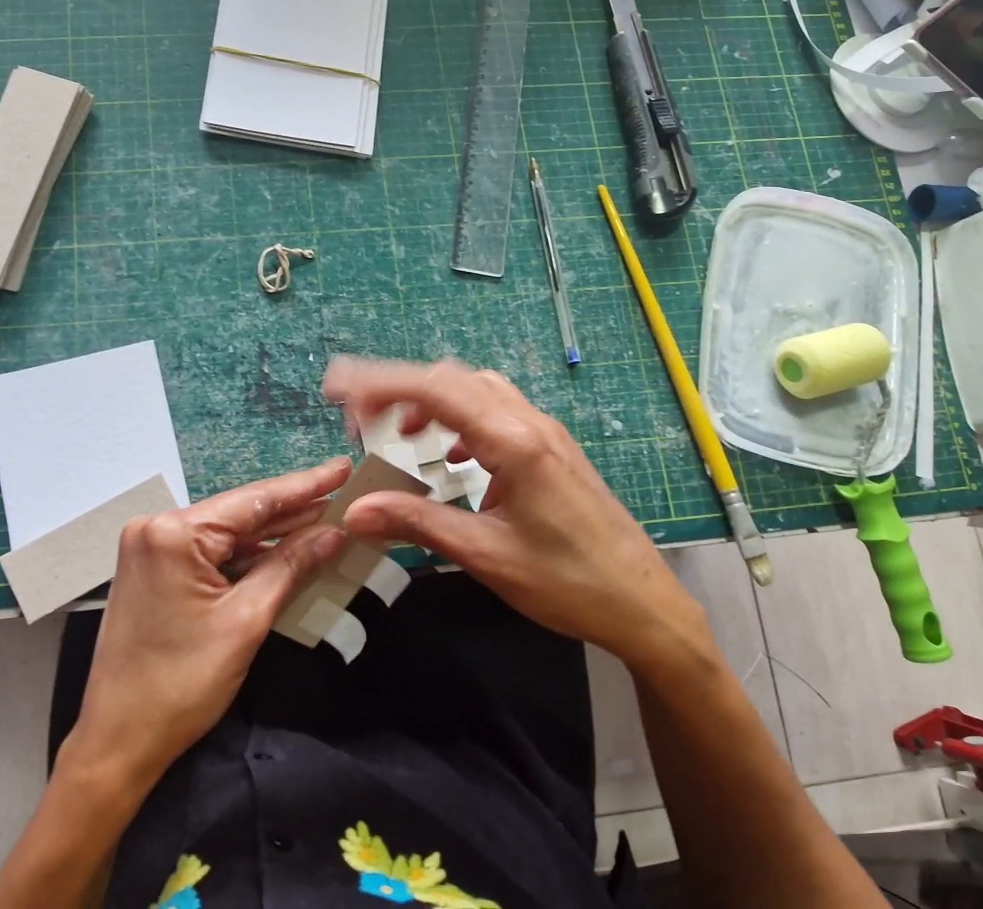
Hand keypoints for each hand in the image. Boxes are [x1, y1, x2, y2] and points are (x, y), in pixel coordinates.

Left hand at [60, 457, 352, 789]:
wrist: (119, 739)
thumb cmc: (181, 684)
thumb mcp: (246, 621)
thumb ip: (290, 567)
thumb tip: (333, 532)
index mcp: (173, 533)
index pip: (254, 501)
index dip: (305, 485)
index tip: (344, 467)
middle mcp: (156, 529)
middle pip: (239, 515)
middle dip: (293, 511)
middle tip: (344, 494)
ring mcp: (151, 550)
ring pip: (226, 535)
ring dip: (273, 536)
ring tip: (326, 520)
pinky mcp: (154, 572)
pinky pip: (210, 555)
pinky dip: (247, 558)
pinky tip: (286, 551)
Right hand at [322, 357, 714, 671]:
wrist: (643, 603)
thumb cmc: (568, 583)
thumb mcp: (486, 555)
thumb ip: (419, 524)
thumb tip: (355, 511)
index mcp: (515, 443)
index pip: (437, 391)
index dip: (381, 384)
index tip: (338, 390)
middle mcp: (531, 424)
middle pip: (454, 380)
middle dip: (398, 388)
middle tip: (356, 417)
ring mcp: (546, 434)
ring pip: (477, 391)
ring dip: (431, 400)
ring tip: (395, 431)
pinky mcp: (551, 451)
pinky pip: (497, 413)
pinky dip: (459, 420)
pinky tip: (448, 455)